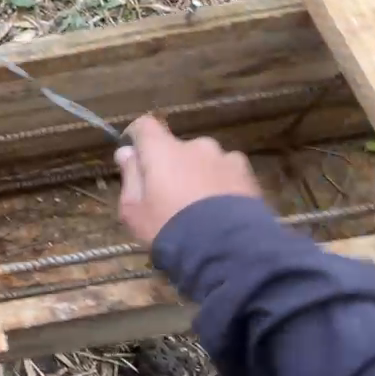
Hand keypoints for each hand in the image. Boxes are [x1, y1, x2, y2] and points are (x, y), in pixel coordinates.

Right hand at [114, 115, 261, 243]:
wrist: (225, 249)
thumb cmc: (168, 227)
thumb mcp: (133, 210)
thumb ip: (130, 177)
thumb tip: (126, 152)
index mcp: (162, 150)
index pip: (145, 126)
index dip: (137, 137)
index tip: (134, 155)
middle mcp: (194, 145)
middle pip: (176, 147)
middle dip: (170, 164)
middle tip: (168, 194)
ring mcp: (224, 158)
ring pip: (204, 160)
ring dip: (198, 173)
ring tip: (199, 205)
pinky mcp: (248, 175)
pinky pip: (227, 172)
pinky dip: (221, 183)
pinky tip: (221, 208)